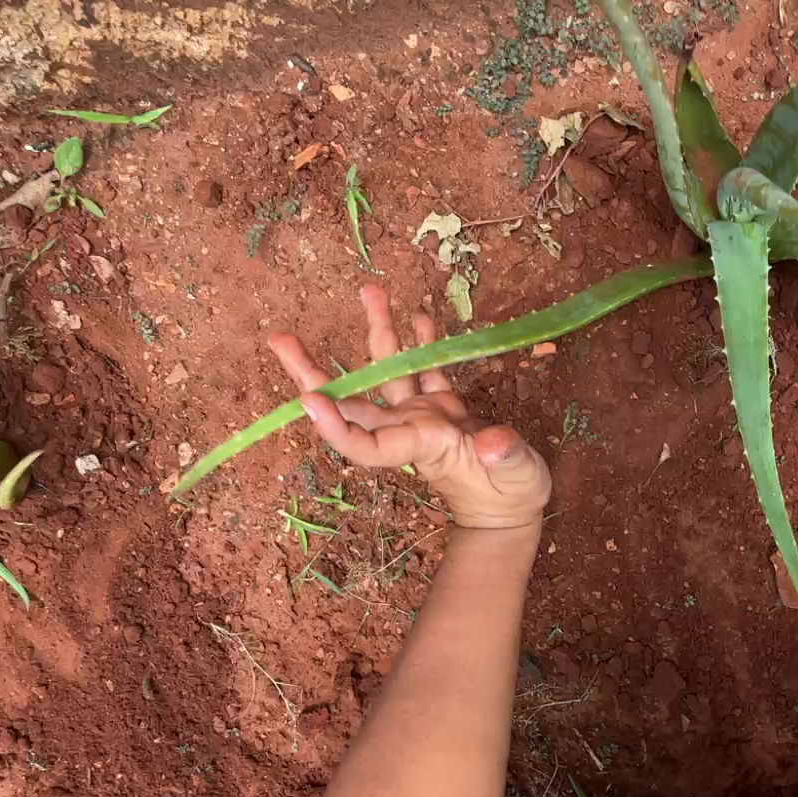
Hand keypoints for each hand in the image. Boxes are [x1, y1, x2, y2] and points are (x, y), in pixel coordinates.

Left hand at [268, 285, 551, 529]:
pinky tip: (418, 316)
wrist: (511, 505)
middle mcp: (412, 430)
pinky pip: (424, 370)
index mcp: (423, 447)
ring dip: (377, 334)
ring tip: (370, 291)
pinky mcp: (445, 407)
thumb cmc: (512, 497)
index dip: (336, 425)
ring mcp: (425, 416)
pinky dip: (420, 344)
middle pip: (355, 404)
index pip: (367, 443)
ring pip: (388, 374)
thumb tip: (496, 442)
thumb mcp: (517, 478)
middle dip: (318, 374)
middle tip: (280, 340)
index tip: (310, 400)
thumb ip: (507, 457)